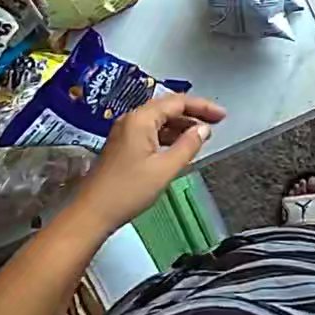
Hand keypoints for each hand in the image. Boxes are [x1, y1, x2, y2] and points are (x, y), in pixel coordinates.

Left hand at [67, 93, 225, 232]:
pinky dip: (168, 135)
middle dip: (193, 113)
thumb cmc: (128, 191)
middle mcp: (131, 120)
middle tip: (217, 122)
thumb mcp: (164, 169)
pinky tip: (180, 146)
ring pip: (159, 120)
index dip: (202, 106)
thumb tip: (204, 130)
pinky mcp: (123, 145)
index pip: (177, 102)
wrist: (92, 212)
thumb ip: (187, 146)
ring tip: (202, 135)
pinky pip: (151, 131)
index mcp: (141, 119)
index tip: (222, 115)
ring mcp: (125, 132)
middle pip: (167, 107)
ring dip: (181, 125)